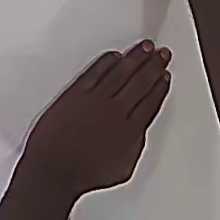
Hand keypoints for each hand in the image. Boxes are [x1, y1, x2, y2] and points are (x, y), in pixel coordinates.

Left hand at [14, 42, 172, 203]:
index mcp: (130, 131)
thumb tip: (138, 130)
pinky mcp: (76, 93)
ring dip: (136, 57)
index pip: (151, 102)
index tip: (165, 75)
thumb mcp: (122, 167)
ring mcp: (96, 100)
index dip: (160, 87)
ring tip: (146, 47)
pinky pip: (95, 71)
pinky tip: (115, 55)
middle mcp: (115, 112)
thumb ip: (134, 144)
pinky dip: (106, 61)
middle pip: (141, 83)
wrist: (53, 169)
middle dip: (154, 66)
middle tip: (163, 54)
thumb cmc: (83, 172)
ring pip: (121, 72)